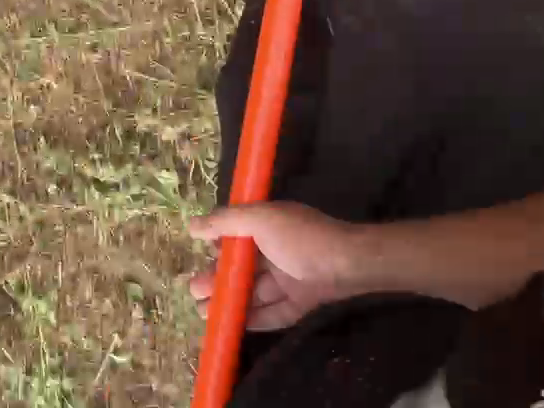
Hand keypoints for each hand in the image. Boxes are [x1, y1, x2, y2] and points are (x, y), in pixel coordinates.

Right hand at [187, 202, 367, 330]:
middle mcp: (274, 250)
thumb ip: (225, 222)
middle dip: (216, 281)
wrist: (351, 263)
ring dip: (231, 301)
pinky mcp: (301, 302)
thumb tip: (192, 226)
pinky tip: (237, 325)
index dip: (216, 248)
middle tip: (194, 292)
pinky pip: (275, 312)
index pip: (233, 236)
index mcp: (264, 225)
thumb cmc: (300, 237)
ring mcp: (288, 277)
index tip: (200, 255)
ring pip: (254, 292)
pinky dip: (256, 318)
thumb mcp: (259, 220)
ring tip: (205, 313)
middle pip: (240, 268)